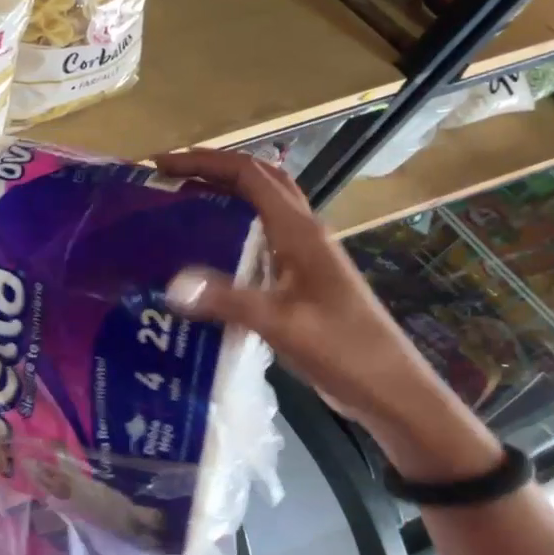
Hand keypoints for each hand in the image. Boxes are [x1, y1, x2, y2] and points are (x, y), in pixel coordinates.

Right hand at [152, 149, 503, 482]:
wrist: (393, 392)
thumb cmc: (345, 351)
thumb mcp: (282, 324)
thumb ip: (228, 300)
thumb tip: (170, 283)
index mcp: (299, 231)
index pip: (248, 174)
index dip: (203, 161)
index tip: (160, 166)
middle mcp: (302, 233)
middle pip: (257, 179)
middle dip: (211, 168)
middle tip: (167, 177)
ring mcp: (304, 255)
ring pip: (261, 205)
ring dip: (222, 192)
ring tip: (179, 204)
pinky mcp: (300, 278)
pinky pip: (260, 235)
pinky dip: (229, 226)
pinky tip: (204, 251)